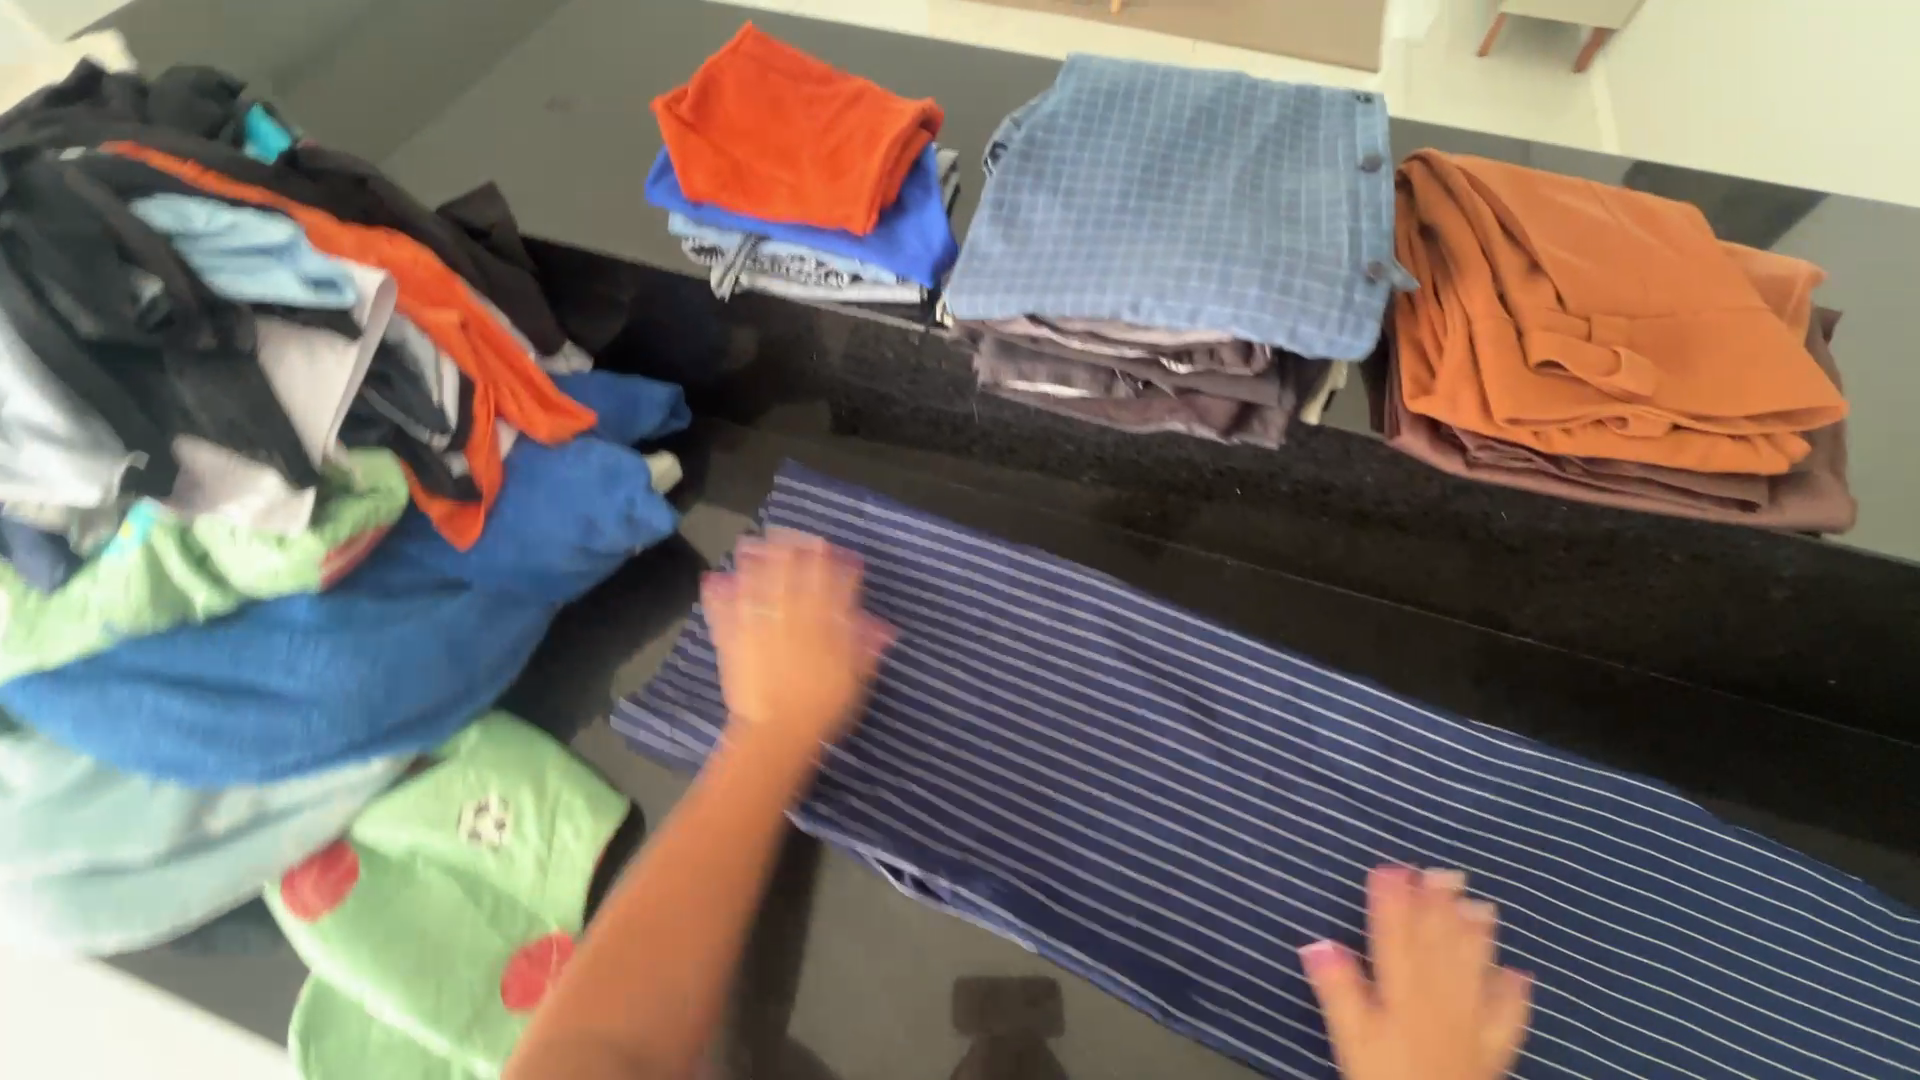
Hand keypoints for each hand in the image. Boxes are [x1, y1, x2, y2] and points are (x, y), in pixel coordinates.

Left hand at [703, 529, 895, 759]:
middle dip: (792, 550)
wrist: (778, 734)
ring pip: (757, 584)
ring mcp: (759, 625)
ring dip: (755, 561)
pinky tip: (714, 578)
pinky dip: (718, 594)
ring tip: (752, 542)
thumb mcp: (856, 678)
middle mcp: (791, 616)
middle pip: (792, 573)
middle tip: (791, 533)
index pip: (831, 583)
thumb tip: (883, 625)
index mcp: (823, 623)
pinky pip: (724, 612)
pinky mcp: (733, 641)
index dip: (832, 563)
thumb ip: (866, 646)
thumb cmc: (824, 709)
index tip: (832, 548)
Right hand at [1301, 867, 1531, 1079]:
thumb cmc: (1385, 1076)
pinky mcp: (1492, 1049)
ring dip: (1476, 936)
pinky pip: (1508, 1016)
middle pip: (1437, 946)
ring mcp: (1471, 1024)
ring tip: (1480, 904)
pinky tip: (1520, 973)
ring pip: (1473, 970)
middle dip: (1438, 907)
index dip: (1393, 901)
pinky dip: (1515, 993)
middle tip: (1443, 872)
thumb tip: (1318, 942)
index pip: (1395, 937)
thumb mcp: (1351, 1036)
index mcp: (1402, 992)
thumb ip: (1338, 990)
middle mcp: (1439, 999)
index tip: (1393, 867)